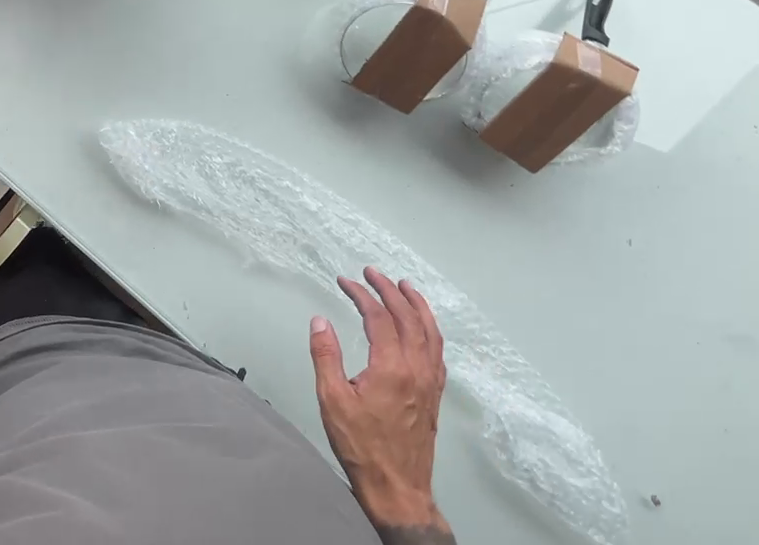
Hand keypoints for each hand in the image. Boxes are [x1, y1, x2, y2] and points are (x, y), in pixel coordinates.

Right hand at [309, 267, 450, 536]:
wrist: (397, 487)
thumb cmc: (361, 445)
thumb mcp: (332, 399)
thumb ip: (325, 356)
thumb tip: (320, 321)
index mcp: (392, 368)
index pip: (379, 318)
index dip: (362, 294)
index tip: (345, 281)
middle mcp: (417, 370)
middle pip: (409, 318)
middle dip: (390, 290)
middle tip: (372, 272)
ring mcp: (430, 382)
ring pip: (430, 332)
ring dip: (416, 304)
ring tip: (404, 286)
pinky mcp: (434, 394)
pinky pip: (437, 350)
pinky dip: (429, 328)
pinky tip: (421, 326)